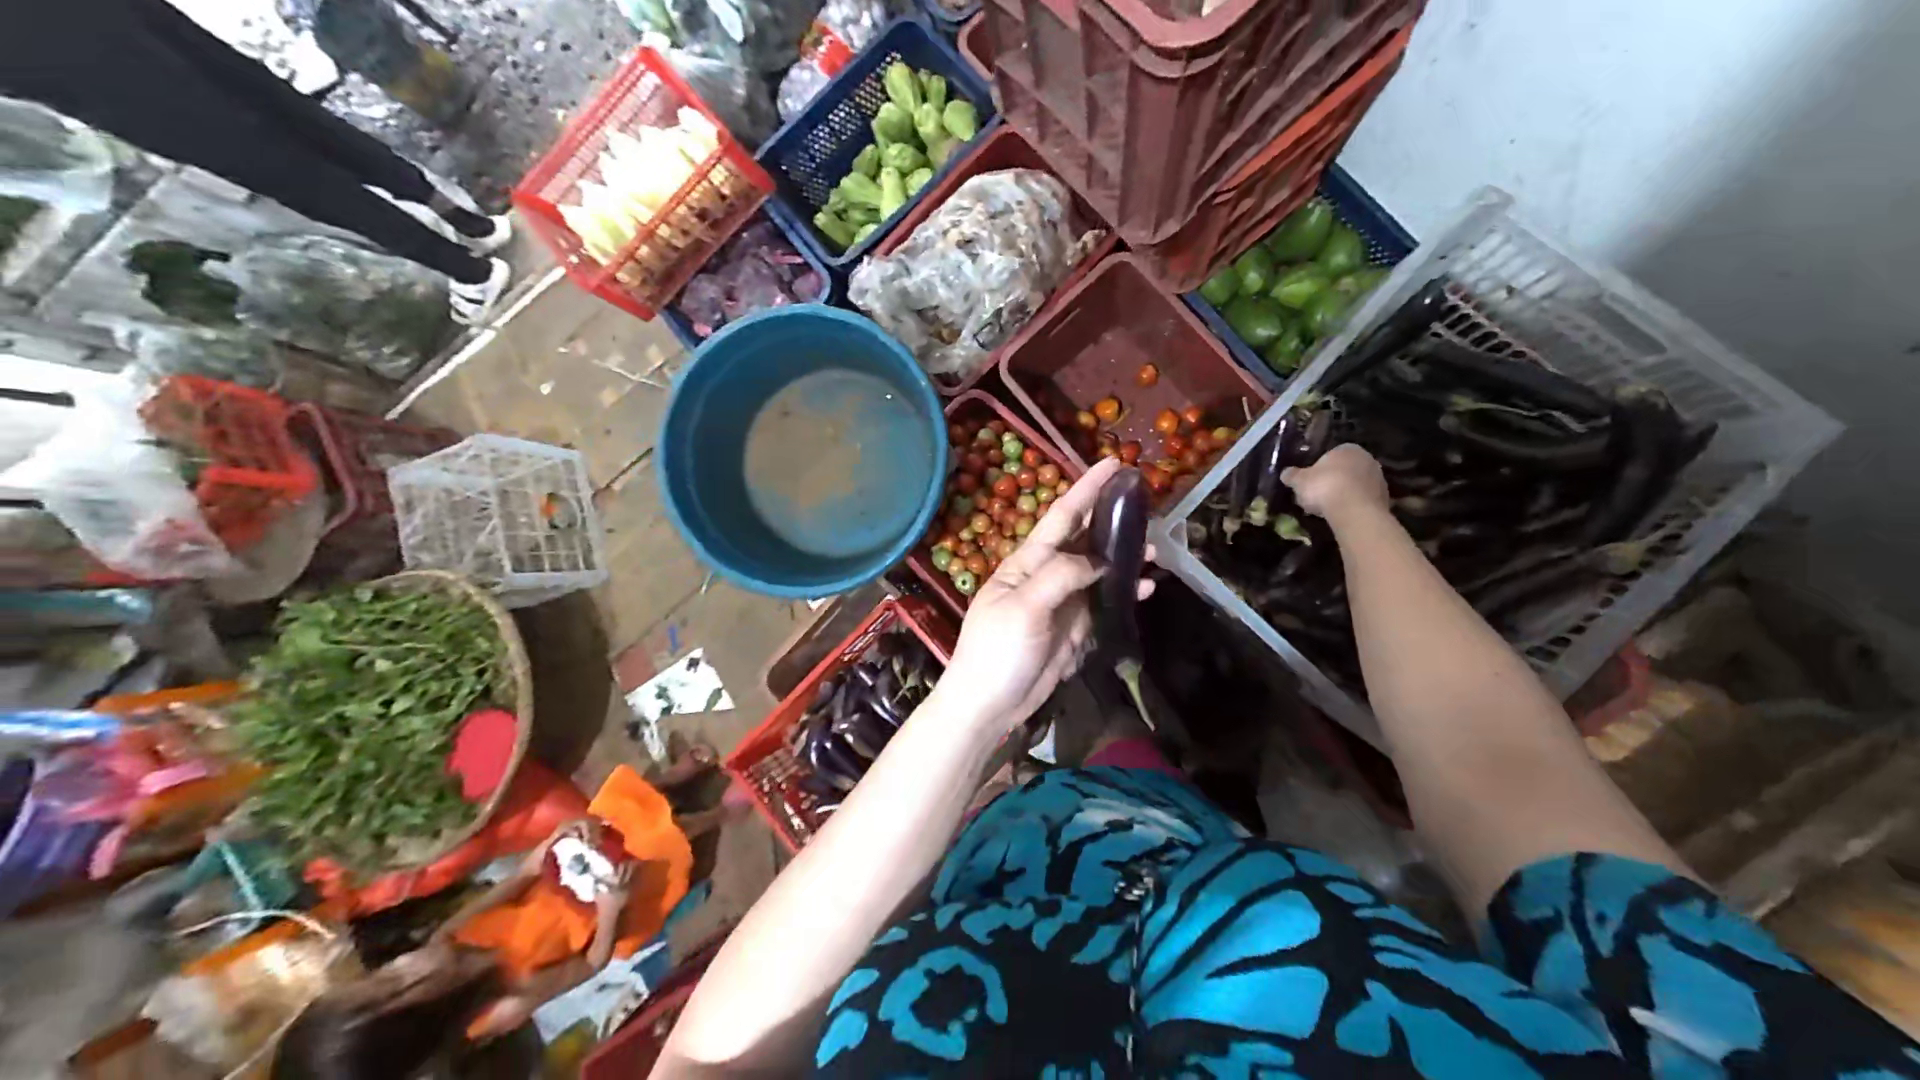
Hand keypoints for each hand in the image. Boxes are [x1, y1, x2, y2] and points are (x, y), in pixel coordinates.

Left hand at [938, 458, 1153, 732]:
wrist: (990, 704)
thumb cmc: (998, 650)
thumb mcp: (1024, 607)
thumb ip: (1061, 576)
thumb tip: (1098, 559)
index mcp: (1027, 562)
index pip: (1061, 517)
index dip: (1086, 489)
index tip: (1113, 465)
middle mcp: (1047, 575)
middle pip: (1084, 539)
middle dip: (1111, 519)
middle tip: (1145, 505)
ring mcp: (1063, 602)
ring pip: (1100, 570)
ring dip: (1124, 557)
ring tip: (1154, 549)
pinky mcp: (1076, 628)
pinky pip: (1105, 602)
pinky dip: (1125, 592)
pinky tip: (1146, 587)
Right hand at [1282, 443, 1389, 524]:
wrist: (1354, 510)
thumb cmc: (1324, 487)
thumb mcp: (1299, 481)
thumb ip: (1292, 475)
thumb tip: (1285, 473)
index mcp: (1346, 448)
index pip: (1330, 455)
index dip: (1318, 469)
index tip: (1310, 482)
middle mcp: (1366, 458)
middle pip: (1345, 469)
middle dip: (1333, 480)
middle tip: (1318, 495)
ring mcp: (1379, 478)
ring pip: (1355, 484)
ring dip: (1345, 493)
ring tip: (1329, 507)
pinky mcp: (1384, 497)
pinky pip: (1363, 499)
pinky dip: (1354, 504)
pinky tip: (1343, 514)